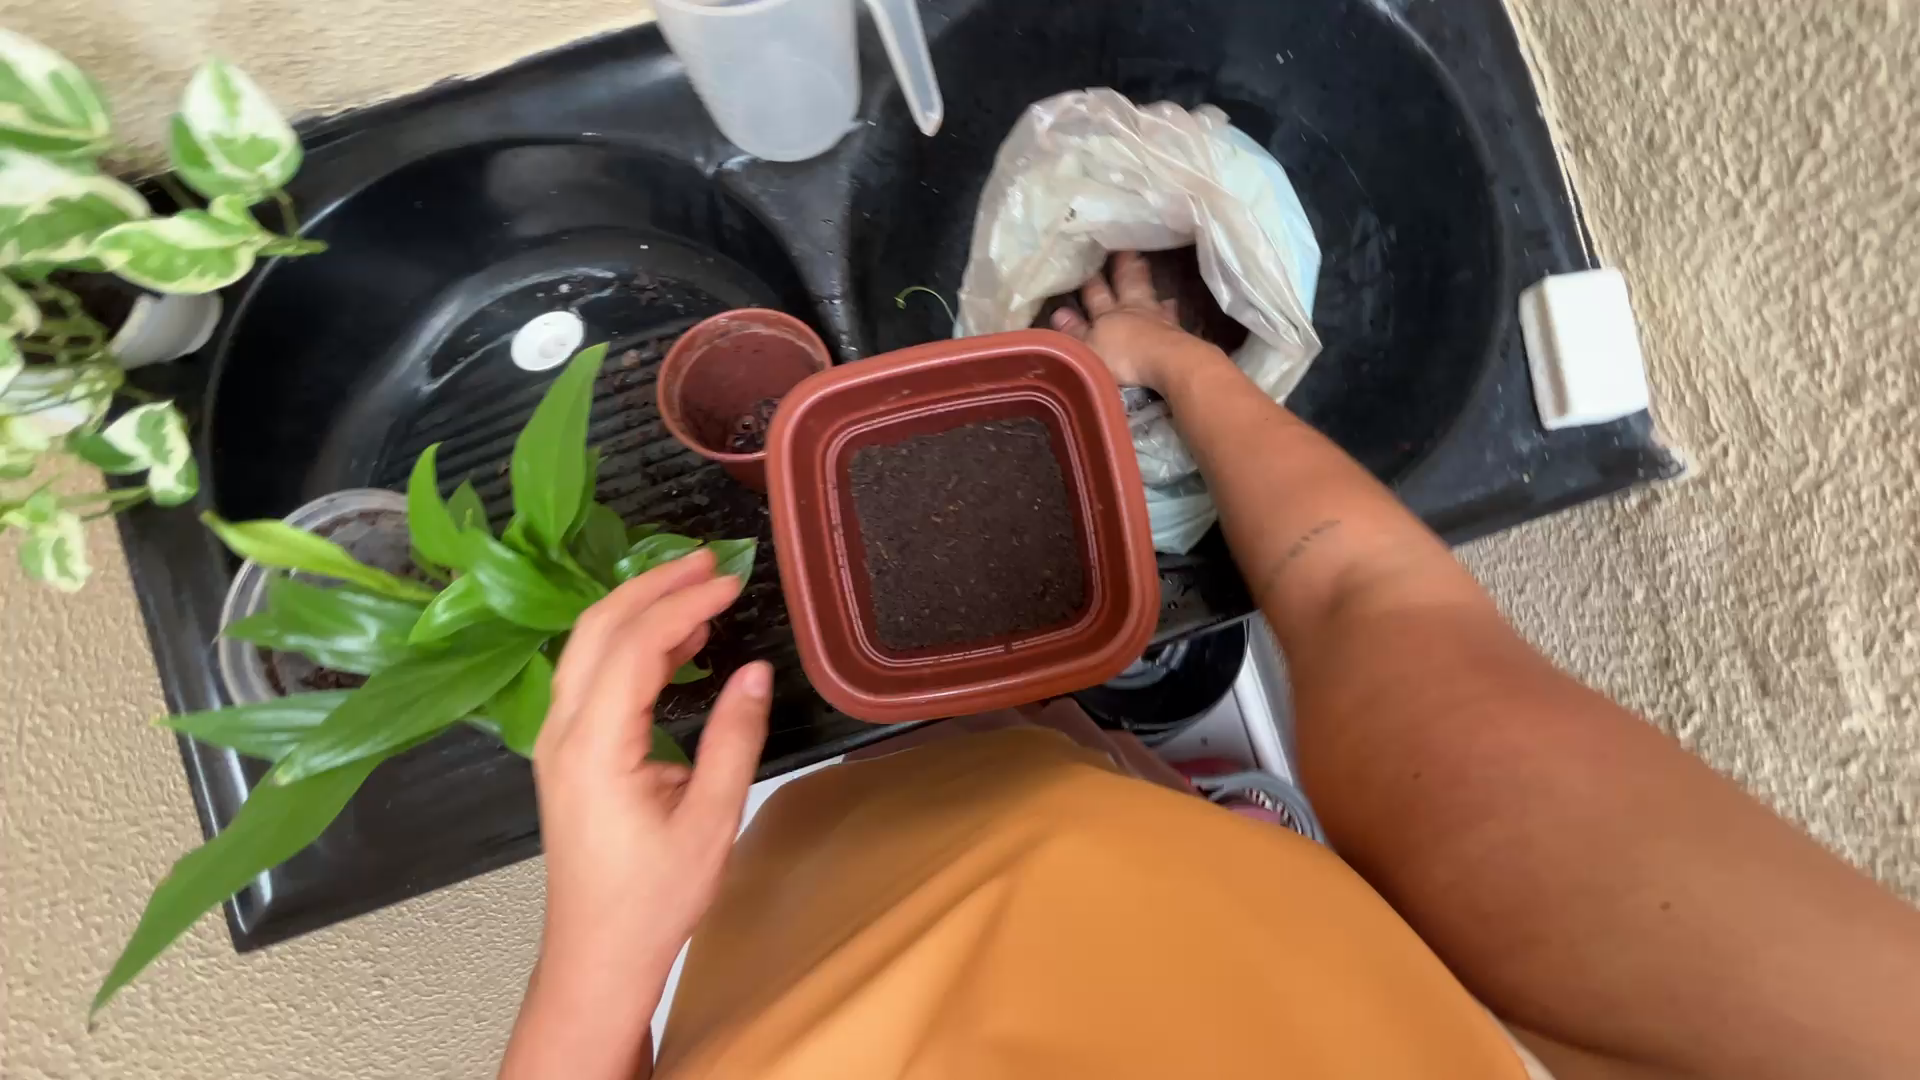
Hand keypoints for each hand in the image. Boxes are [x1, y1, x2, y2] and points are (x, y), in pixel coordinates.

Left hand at [503, 549, 770, 1079]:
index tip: (733, 582)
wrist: (598, 954)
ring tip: (698, 588)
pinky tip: (677, 642)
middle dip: (653, 585)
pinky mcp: (567, 748)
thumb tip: (757, 669)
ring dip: (640, 607)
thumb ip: (735, 735)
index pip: (636, 646)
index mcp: (595, 745)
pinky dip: (633, 641)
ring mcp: (557, 738)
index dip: (685, 605)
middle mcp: (563, 730)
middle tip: (709, 561)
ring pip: (588, 645)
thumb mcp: (712, 816)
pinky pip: (592, 673)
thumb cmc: (656, 893)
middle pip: (597, 629)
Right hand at [1048, 250, 1219, 390]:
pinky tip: (1171, 302)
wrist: (1165, 363)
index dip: (1089, 281)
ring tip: (1143, 263)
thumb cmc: (1121, 359)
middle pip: (1125, 283)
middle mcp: (1131, 310)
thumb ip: (1075, 332)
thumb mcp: (1088, 349)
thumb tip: (1057, 313)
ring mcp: (1155, 318)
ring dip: (1143, 279)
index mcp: (1106, 315)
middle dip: (1120, 267)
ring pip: (1147, 292)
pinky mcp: (1174, 331)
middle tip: (1122, 246)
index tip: (1085, 259)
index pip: (1094, 294)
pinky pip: (1170, 313)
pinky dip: (1169, 307)